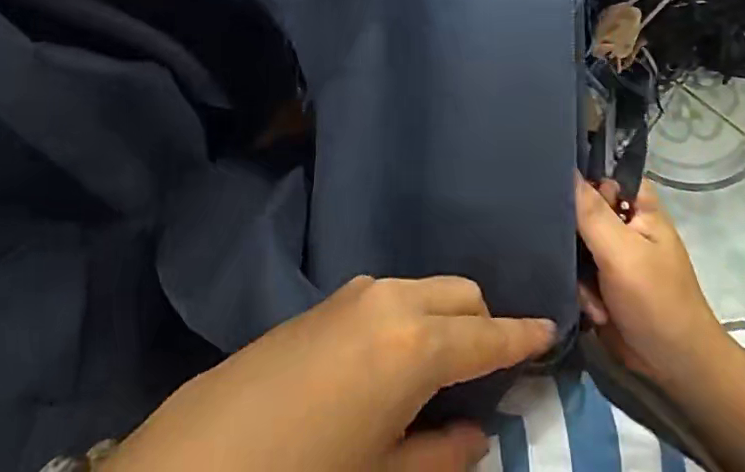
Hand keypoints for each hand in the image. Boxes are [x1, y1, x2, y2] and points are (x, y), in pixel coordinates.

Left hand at [107, 275, 556, 471]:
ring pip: (425, 289)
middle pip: (461, 294)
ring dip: (446, 318)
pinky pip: (389, 296)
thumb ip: (440, 453)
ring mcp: (353, 293)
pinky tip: (396, 360)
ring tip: (444, 368)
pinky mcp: (324, 300)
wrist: (194, 461)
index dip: (524, 337)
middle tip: (491, 369)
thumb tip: (477, 432)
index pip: (488, 335)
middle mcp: (390, 299)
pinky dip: (412, 317)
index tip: (550, 333)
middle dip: (485, 324)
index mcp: (414, 344)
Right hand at [574, 176, 733, 384]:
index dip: (576, 172)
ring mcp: (609, 251)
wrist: (674, 366)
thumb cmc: (657, 300)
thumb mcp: (623, 252)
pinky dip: (579, 289)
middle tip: (560, 242)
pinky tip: (591, 309)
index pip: (601, 171)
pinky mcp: (598, 280)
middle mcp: (622, 221)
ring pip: (572, 240)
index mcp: (637, 203)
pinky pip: (573, 270)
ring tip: (587, 293)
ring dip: (574, 267)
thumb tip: (565, 169)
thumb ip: (591, 212)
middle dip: (568, 227)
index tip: (547, 178)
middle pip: (580, 205)